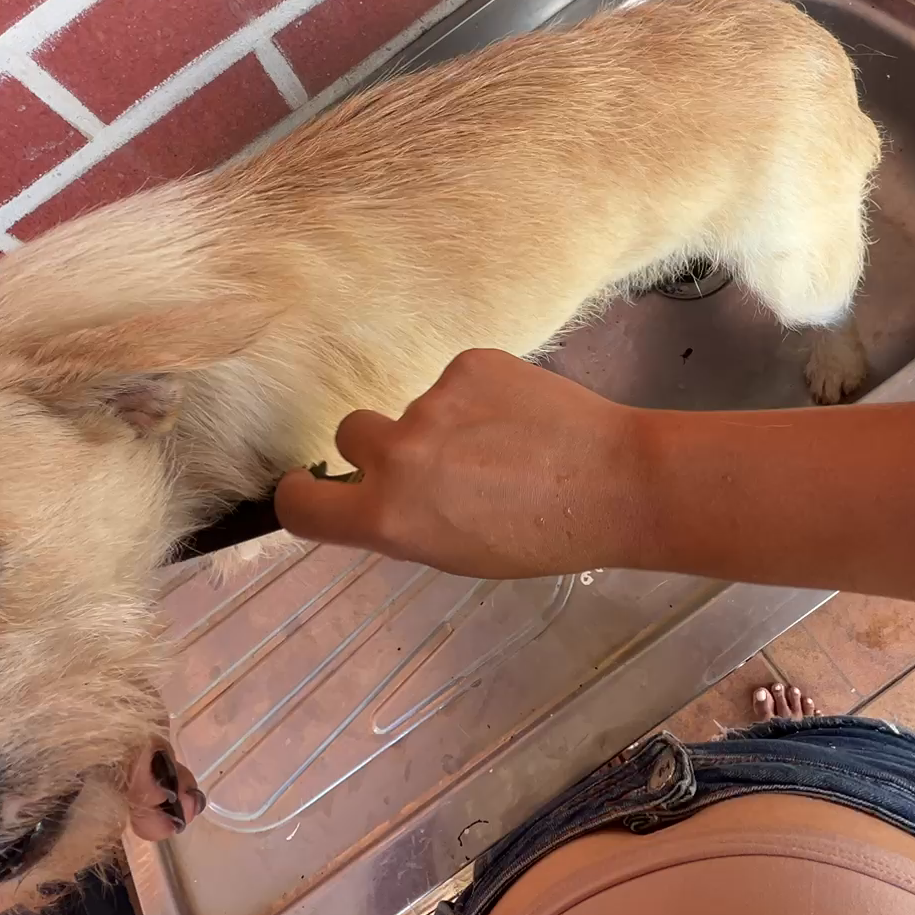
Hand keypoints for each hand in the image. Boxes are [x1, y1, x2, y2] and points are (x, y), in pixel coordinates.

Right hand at [274, 350, 651, 579]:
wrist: (613, 482)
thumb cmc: (539, 539)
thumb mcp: (453, 552)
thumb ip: (402, 520)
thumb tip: (377, 492)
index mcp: (390, 517)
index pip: (302, 504)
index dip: (303, 497)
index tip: (316, 490)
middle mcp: (398, 453)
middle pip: (350, 432)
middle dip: (378, 446)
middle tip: (434, 461)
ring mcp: (432, 400)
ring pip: (416, 407)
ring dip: (444, 423)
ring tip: (503, 443)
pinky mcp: (470, 362)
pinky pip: (457, 381)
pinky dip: (479, 396)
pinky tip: (520, 416)